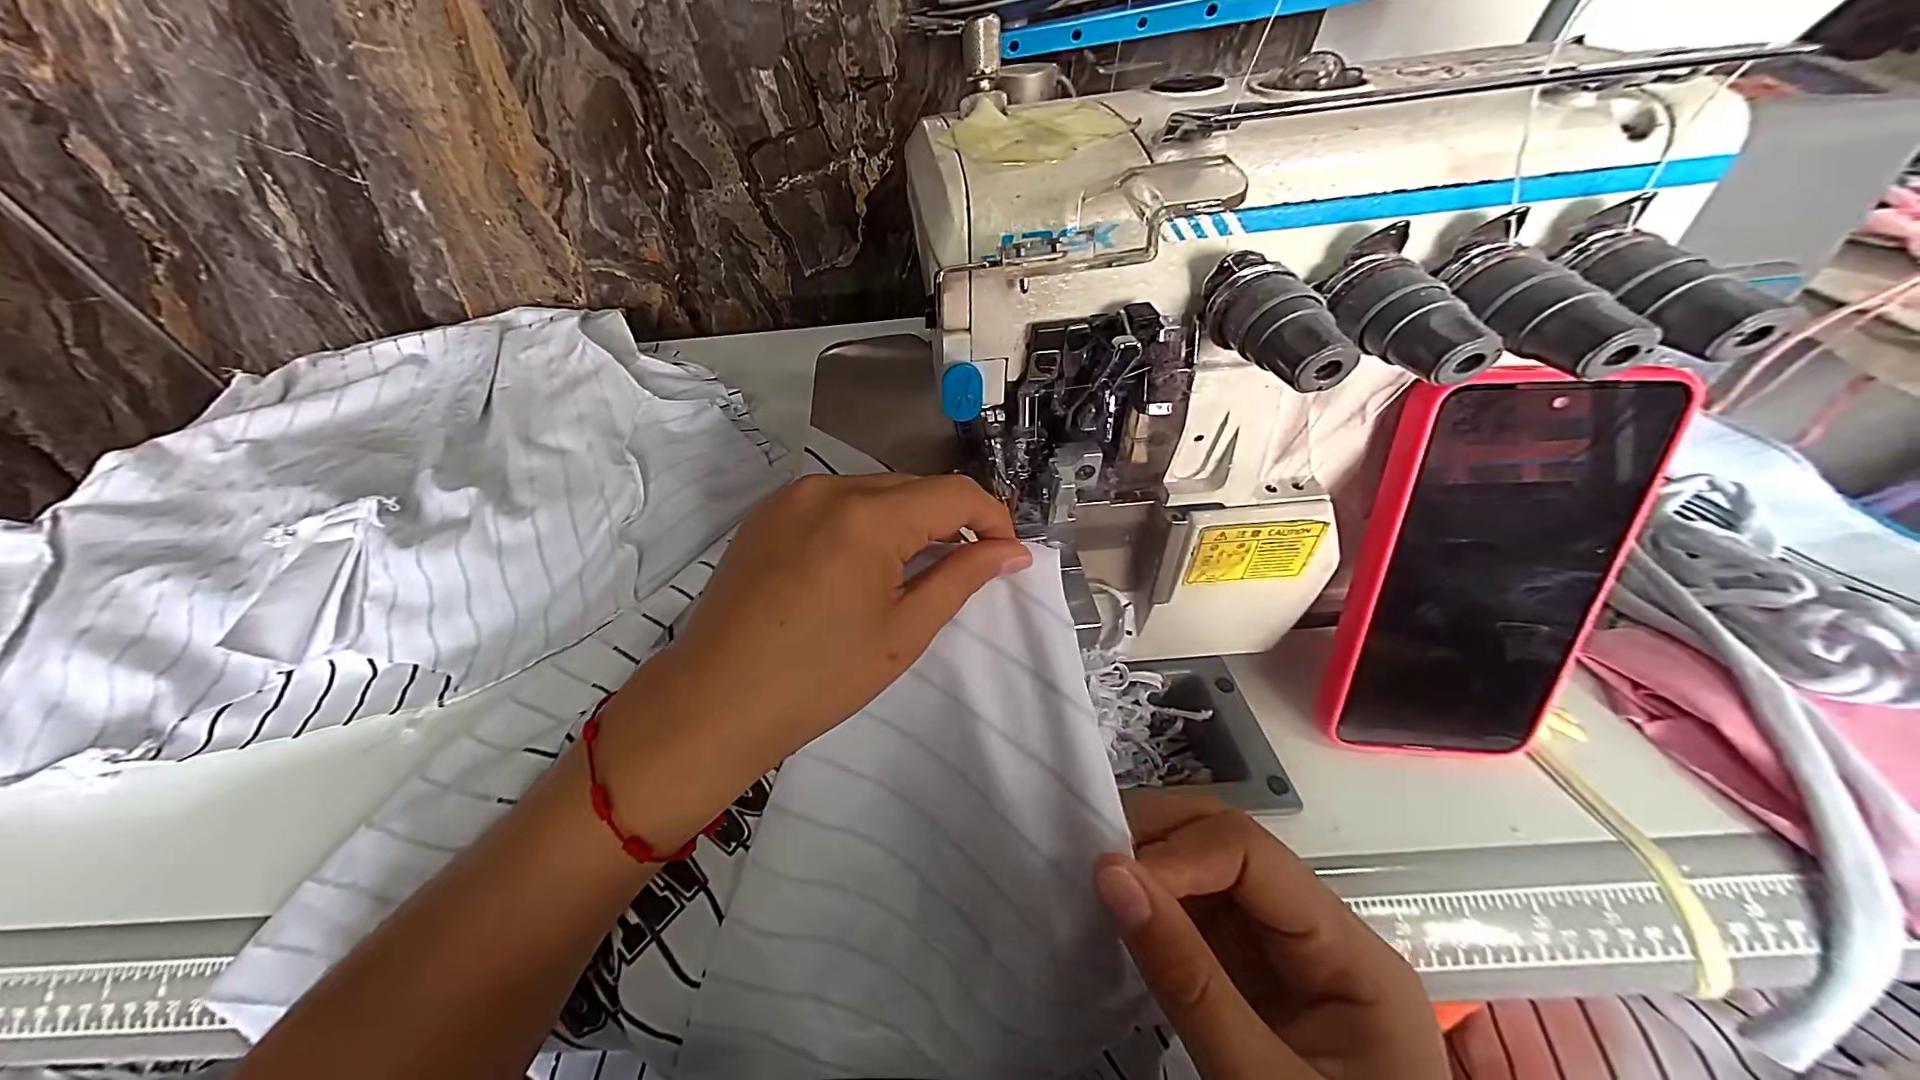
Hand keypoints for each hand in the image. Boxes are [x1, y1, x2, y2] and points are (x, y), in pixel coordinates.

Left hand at [597, 474, 1029, 824]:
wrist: (714, 701)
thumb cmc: (818, 677)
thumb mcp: (904, 631)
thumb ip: (962, 577)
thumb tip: (1011, 551)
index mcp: (865, 516)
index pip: (953, 492)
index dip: (992, 517)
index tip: (1006, 553)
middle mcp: (826, 487)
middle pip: (913, 486)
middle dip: (950, 519)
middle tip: (966, 565)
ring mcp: (790, 496)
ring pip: (874, 490)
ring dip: (908, 519)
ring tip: (915, 568)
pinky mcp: (767, 513)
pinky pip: (835, 501)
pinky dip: (866, 521)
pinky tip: (865, 563)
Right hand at [1095, 793, 1446, 1079]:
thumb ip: (1188, 981)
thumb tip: (1113, 877)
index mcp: (1352, 955)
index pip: (1254, 855)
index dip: (1179, 854)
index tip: (1113, 880)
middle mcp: (1318, 934)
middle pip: (1234, 843)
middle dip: (1161, 837)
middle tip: (1096, 856)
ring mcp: (1281, 953)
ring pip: (1208, 869)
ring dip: (1149, 863)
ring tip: (1097, 878)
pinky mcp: (1248, 975)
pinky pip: (1195, 914)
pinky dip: (1152, 902)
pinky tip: (1119, 910)